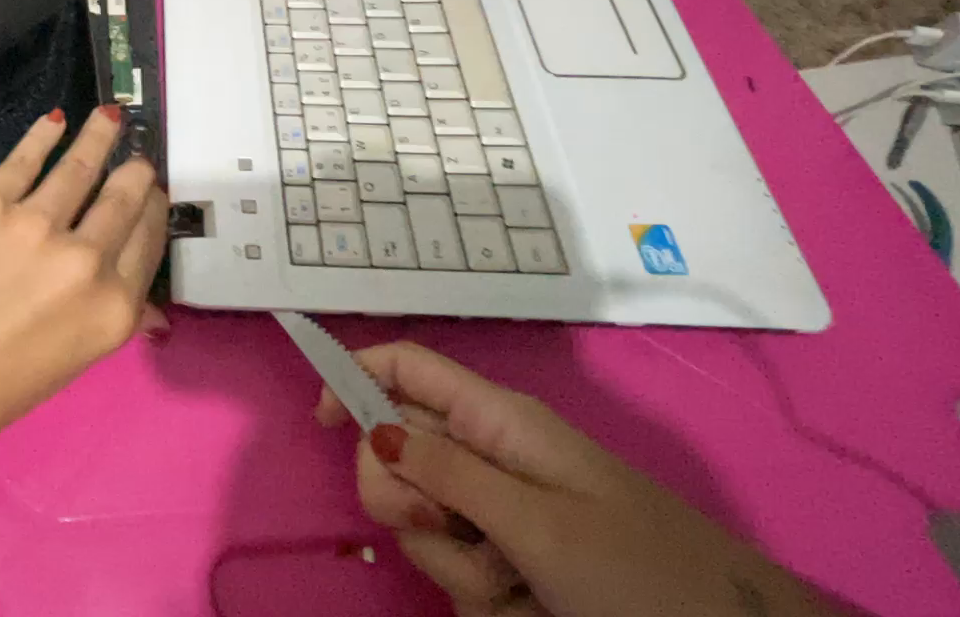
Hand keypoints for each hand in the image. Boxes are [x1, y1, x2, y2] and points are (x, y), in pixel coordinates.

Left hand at [0, 106, 168, 496]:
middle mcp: (85, 260)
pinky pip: (24, 160)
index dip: (153, 212)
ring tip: (110, 119)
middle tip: (137, 160)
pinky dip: (43, 136)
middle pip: (123, 200)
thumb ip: (107, 318)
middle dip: (134, 175)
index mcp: (113, 308)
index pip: (147, 242)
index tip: (153, 194)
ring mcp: (34, 224)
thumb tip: (139, 304)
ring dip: (98, 138)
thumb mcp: (69, 362)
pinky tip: (54, 121)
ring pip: (79, 169)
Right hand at [318, 343, 841, 616]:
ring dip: (448, 557)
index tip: (321, 421)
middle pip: (395, 447)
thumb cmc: (639, 570)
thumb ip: (448, 472)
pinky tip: (520, 601)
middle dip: (403, 498)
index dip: (354, 375)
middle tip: (444, 529)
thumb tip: (374, 428)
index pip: (406, 366)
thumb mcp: (538, 523)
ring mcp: (494, 503)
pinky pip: (450, 559)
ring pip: (418, 513)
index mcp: (495, 419)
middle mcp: (486, 450)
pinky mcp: (504, 550)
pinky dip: (473, 586)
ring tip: (512, 583)